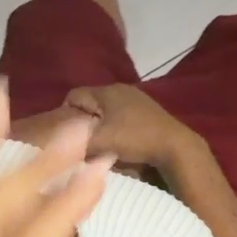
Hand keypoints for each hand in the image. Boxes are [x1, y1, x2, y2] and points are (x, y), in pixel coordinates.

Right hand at [64, 84, 196, 169]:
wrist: (173, 145)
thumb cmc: (135, 139)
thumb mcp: (101, 142)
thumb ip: (78, 143)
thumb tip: (64, 148)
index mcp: (106, 91)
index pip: (74, 96)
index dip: (65, 115)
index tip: (66, 136)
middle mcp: (119, 89)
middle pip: (90, 103)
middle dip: (82, 122)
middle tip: (80, 143)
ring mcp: (134, 99)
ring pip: (105, 111)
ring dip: (98, 127)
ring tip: (97, 146)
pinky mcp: (144, 111)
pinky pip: (119, 117)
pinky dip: (113, 128)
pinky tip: (116, 144)